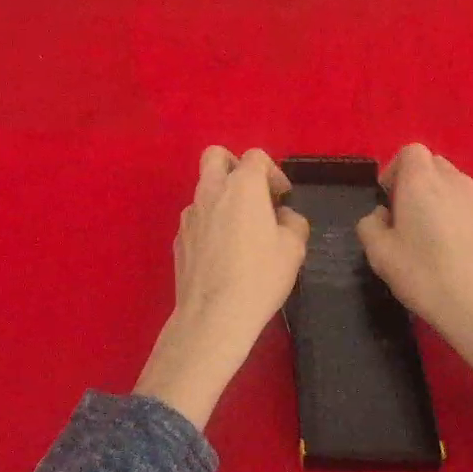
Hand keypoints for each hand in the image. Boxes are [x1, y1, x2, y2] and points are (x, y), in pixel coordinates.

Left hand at [134, 147, 309, 428]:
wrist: (213, 315)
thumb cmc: (259, 277)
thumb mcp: (293, 249)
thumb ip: (293, 223)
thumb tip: (283, 217)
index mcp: (242, 186)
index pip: (255, 157)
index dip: (273, 172)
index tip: (282, 198)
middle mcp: (211, 190)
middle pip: (216, 156)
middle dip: (235, 166)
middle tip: (252, 194)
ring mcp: (190, 214)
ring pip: (204, 189)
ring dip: (222, 198)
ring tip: (240, 231)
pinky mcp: (179, 237)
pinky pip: (197, 218)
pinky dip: (210, 224)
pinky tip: (222, 253)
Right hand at [356, 144, 472, 428]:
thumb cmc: (427, 278)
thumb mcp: (380, 255)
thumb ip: (370, 225)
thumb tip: (382, 215)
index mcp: (422, 182)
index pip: (411, 151)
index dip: (397, 170)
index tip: (390, 199)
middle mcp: (457, 183)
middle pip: (436, 166)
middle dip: (420, 183)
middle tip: (410, 219)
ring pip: (459, 188)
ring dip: (445, 202)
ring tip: (439, 240)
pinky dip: (468, 222)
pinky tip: (464, 256)